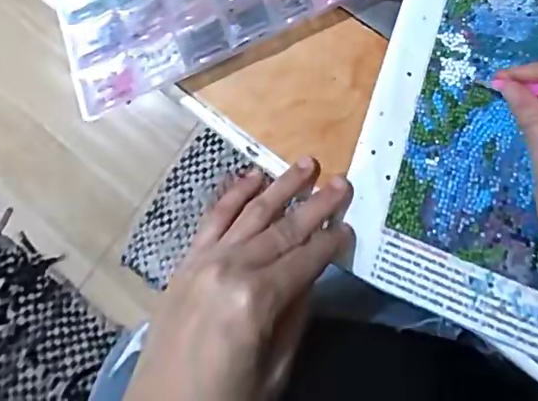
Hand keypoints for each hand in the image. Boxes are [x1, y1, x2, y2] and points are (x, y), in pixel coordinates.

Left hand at [124, 158, 353, 400]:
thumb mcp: (272, 372)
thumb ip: (295, 316)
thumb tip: (313, 273)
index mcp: (256, 300)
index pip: (305, 259)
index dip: (331, 241)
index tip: (350, 225)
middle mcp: (232, 267)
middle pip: (284, 228)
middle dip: (317, 204)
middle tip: (342, 182)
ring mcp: (206, 258)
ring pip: (253, 212)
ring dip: (283, 185)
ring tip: (307, 164)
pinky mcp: (187, 260)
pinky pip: (215, 217)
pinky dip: (236, 193)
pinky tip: (255, 176)